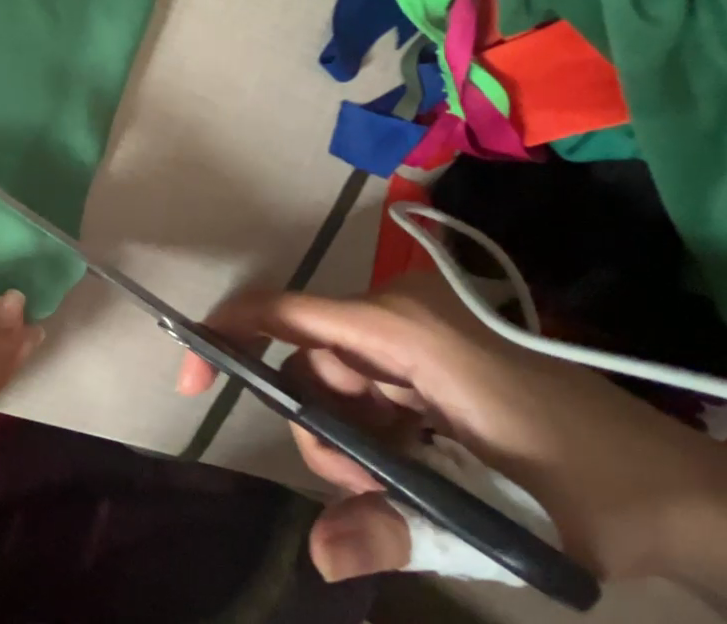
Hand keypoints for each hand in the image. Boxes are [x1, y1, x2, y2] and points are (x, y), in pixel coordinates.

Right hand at [176, 272, 726, 586]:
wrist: (694, 499)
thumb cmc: (595, 493)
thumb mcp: (497, 520)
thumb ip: (399, 528)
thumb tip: (317, 557)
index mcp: (406, 333)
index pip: (281, 313)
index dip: (224, 337)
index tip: (193, 384)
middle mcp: (402, 319)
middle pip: (305, 364)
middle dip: (321, 431)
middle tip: (370, 486)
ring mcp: (418, 338)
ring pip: (333, 384)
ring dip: (350, 442)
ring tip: (409, 488)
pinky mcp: (432, 361)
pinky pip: (366, 391)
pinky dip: (375, 436)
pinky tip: (420, 469)